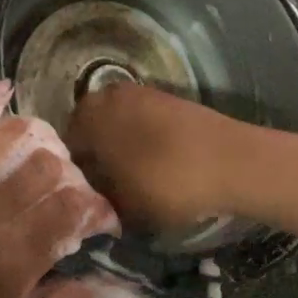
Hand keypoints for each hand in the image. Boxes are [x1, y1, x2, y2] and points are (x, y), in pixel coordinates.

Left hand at [0, 82, 117, 297]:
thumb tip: (118, 285)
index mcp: (13, 257)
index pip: (72, 208)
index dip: (99, 209)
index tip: (106, 222)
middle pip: (44, 165)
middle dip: (71, 175)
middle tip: (73, 196)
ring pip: (6, 138)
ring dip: (36, 138)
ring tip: (49, 155)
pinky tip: (5, 90)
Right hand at [65, 82, 247, 232]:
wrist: (231, 160)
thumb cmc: (167, 181)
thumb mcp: (125, 204)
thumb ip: (99, 200)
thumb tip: (90, 198)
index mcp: (89, 116)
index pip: (66, 144)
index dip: (73, 173)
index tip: (85, 196)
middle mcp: (107, 95)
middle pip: (90, 128)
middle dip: (95, 156)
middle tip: (106, 188)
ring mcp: (138, 93)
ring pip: (116, 123)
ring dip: (118, 146)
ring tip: (131, 178)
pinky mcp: (165, 98)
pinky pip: (140, 121)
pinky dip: (141, 139)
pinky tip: (155, 164)